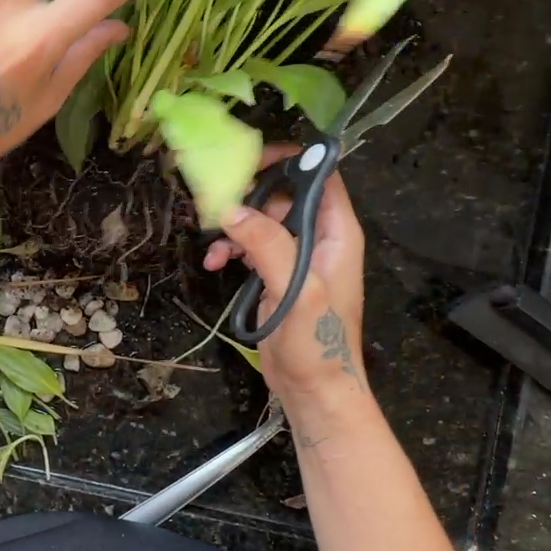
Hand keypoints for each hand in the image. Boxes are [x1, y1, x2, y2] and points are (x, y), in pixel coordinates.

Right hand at [202, 144, 367, 401]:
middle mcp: (319, 238)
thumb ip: (268, 246)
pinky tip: (214, 263)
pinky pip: (251, 246)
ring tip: (214, 247)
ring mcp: (297, 257)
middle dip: (249, 196)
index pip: (320, 176)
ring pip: (262, 219)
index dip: (290, 160)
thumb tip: (231, 211)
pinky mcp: (276, 275)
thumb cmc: (317, 343)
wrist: (314, 390)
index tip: (250, 161)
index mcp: (337, 233)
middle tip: (217, 203)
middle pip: (283, 194)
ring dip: (234, 227)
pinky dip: (230, 250)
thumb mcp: (296, 291)